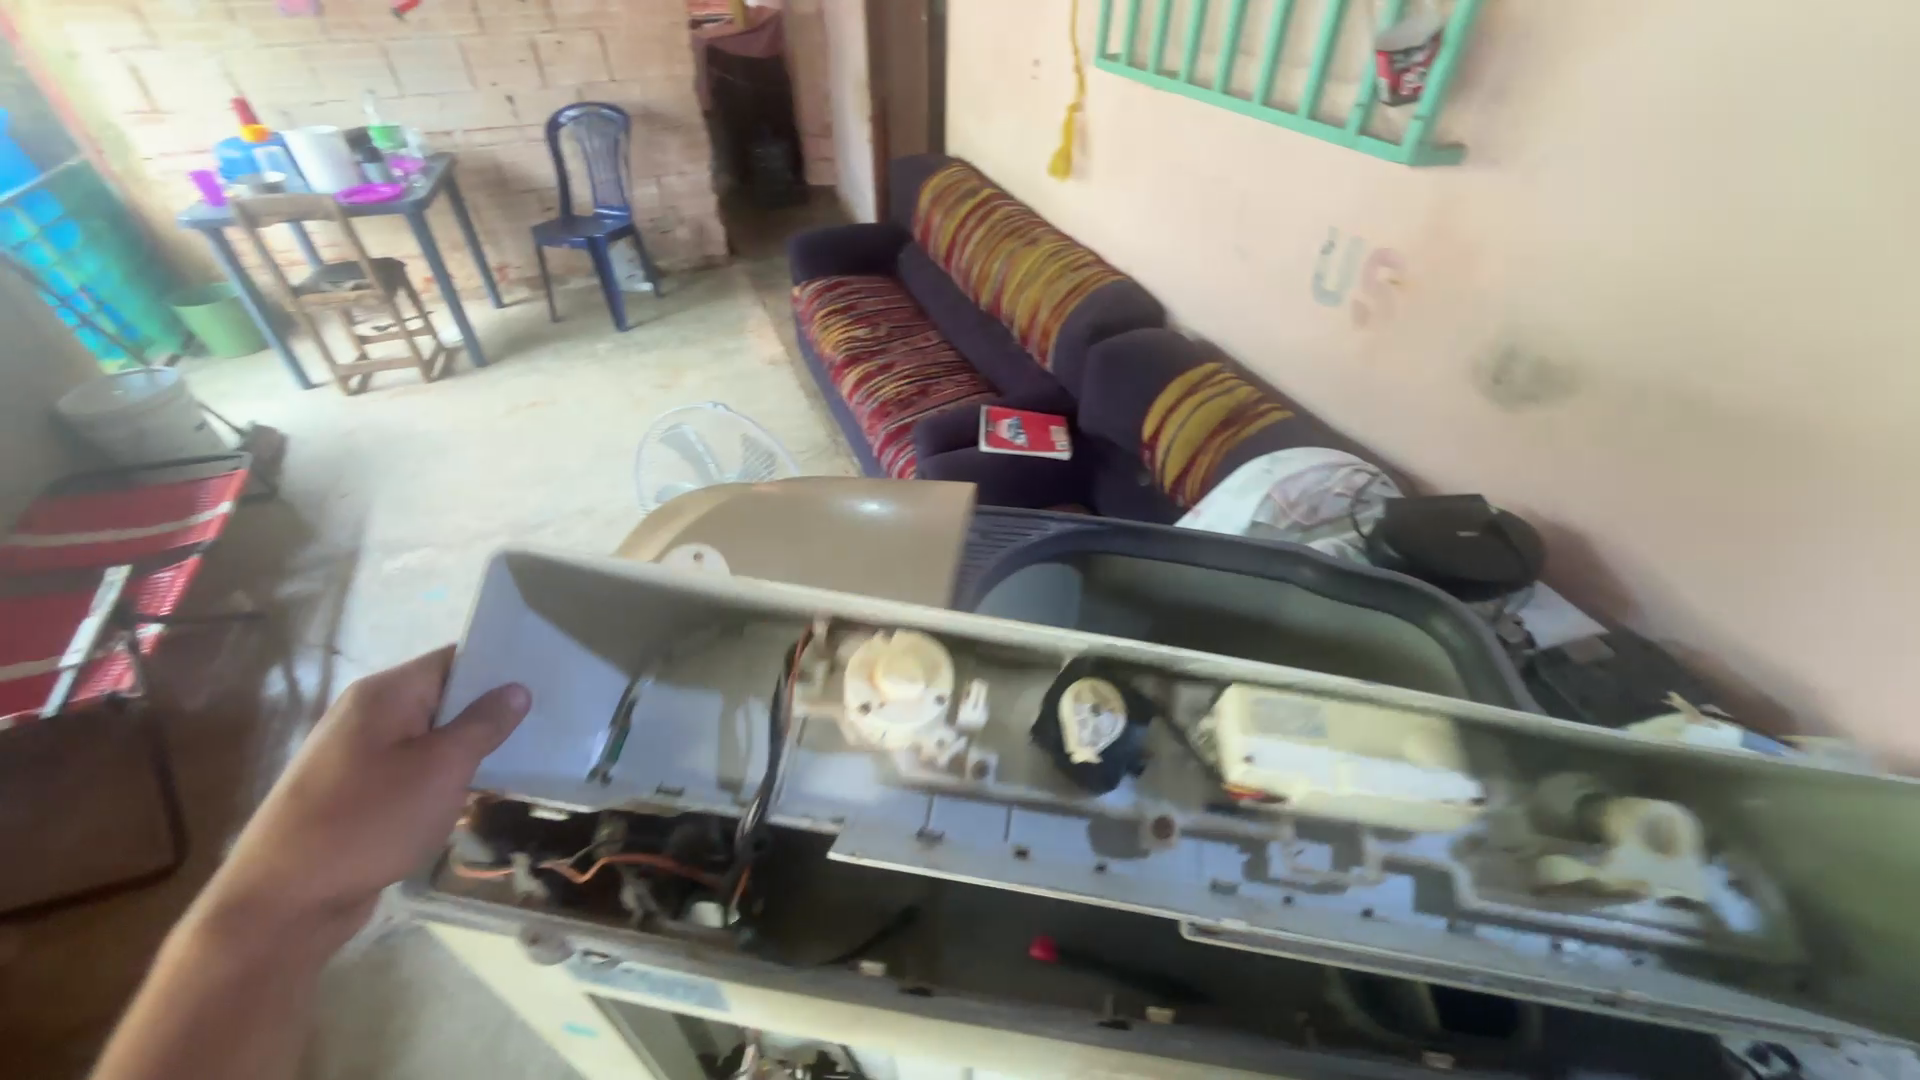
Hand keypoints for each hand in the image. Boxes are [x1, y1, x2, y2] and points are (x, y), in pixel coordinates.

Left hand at [195, 646, 530, 943]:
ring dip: (469, 745)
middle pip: (444, 694)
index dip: (501, 664)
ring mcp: (357, 753)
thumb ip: (484, 723)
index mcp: (385, 694)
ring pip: (431, 733)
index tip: (547, 679)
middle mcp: (367, 713)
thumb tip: (516, 689)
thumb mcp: (442, 768)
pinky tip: (474, 791)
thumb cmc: (368, 822)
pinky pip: (413, 765)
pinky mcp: (356, 789)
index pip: (455, 658)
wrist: (283, 903)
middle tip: (544, 720)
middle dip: (491, 708)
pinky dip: (444, 773)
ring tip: (521, 754)